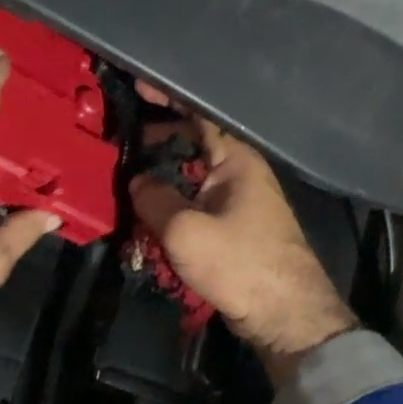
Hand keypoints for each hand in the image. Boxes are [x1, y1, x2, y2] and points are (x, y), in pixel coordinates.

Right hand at [128, 82, 355, 379]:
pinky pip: (191, 200)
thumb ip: (152, 198)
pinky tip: (144, 209)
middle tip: (116, 138)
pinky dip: (167, 199)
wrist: (286, 318)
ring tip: (122, 174)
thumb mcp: (183, 230)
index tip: (135, 85)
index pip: (199, 113)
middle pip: (190, 142)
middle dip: (154, 139)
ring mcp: (237, 199)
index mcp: (237, 160)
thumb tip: (136, 181)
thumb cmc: (240, 265)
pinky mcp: (231, 225)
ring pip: (188, 174)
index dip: (166, 96)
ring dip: (157, 174)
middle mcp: (240, 172)